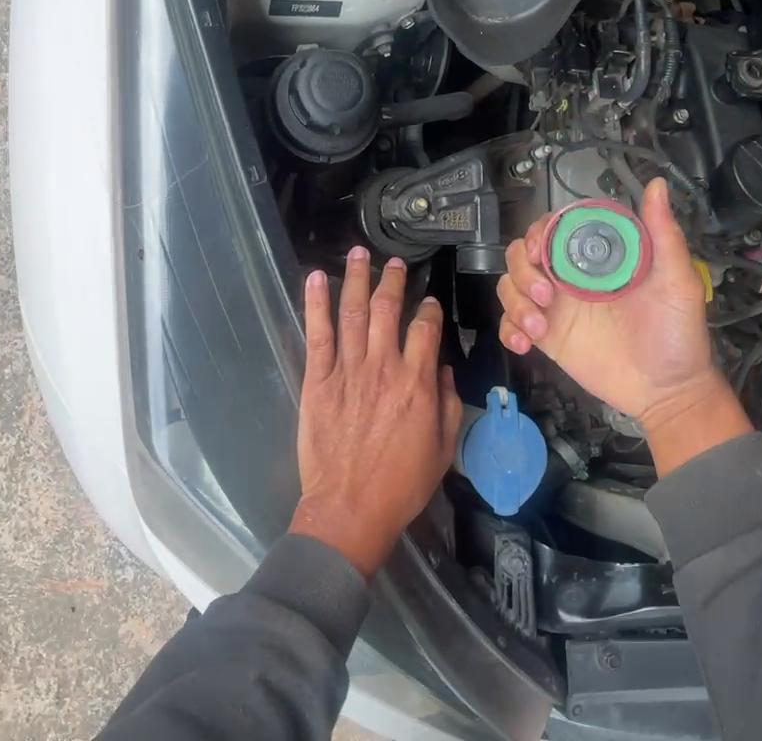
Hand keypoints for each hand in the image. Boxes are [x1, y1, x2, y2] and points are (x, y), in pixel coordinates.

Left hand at [290, 246, 461, 579]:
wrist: (350, 507)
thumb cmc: (401, 484)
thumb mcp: (442, 448)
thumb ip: (445, 403)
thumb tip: (441, 367)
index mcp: (416, 383)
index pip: (425, 330)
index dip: (429, 310)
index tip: (429, 303)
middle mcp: (382, 367)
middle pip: (387, 310)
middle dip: (393, 281)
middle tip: (395, 263)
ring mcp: (347, 371)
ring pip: (353, 313)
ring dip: (357, 279)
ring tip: (359, 254)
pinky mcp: (317, 380)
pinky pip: (317, 333)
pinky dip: (316, 303)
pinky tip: (317, 278)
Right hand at [496, 178, 748, 472]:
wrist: (667, 392)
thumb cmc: (677, 334)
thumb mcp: (676, 281)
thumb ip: (663, 234)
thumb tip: (657, 185)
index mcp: (596, 258)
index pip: (552, 229)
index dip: (537, 233)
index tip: (541, 251)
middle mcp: (569, 277)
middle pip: (521, 255)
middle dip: (522, 272)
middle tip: (545, 297)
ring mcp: (554, 308)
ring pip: (509, 286)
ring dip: (514, 303)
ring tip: (538, 329)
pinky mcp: (545, 338)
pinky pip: (509, 324)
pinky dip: (508, 330)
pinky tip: (524, 345)